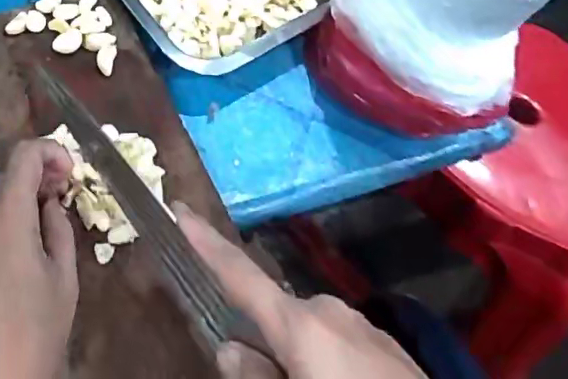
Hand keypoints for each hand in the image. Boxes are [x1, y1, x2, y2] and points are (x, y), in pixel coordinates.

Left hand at [0, 139, 78, 378]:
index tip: (72, 175)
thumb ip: (58, 228)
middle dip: (39, 173)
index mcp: (6, 216)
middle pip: (8, 173)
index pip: (24, 155)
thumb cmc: (33, 333)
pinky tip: (25, 243)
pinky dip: (6, 215)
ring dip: (22, 194)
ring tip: (47, 219)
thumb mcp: (63, 277)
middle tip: (65, 195)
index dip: (52, 151)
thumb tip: (50, 204)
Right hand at [176, 205, 423, 378]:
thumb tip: (228, 348)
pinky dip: (327, 364)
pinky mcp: (389, 346)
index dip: (205, 241)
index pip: (239, 272)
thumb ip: (258, 377)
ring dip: (298, 357)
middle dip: (262, 338)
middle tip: (259, 369)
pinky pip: (340, 345)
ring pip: (310, 332)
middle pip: (276, 314)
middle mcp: (328, 309)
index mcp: (300, 323)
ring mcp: (363, 324)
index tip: (178, 206)